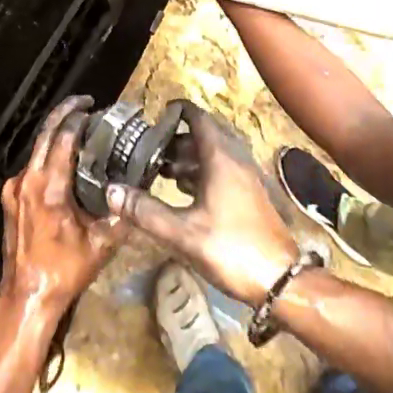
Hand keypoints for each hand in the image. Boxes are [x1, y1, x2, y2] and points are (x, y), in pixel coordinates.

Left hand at [0, 95, 127, 311]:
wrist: (26, 297)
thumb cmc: (64, 270)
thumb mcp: (101, 243)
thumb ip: (120, 214)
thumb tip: (138, 192)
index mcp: (48, 186)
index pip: (63, 137)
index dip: (78, 117)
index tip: (94, 107)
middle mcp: (27, 179)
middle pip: (45, 134)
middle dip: (64, 113)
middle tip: (85, 103)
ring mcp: (14, 188)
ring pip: (37, 150)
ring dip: (56, 135)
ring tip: (81, 130)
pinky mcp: (10, 198)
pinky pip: (32, 167)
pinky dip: (48, 156)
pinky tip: (65, 161)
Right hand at [105, 103, 297, 306]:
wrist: (280, 280)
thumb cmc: (231, 249)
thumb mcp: (183, 233)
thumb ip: (146, 211)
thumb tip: (111, 191)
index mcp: (220, 157)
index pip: (198, 117)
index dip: (177, 111)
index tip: (155, 115)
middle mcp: (235, 159)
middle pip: (204, 134)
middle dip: (177, 139)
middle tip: (151, 151)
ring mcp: (246, 176)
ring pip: (214, 153)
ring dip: (189, 156)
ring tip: (162, 171)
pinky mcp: (250, 193)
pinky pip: (223, 169)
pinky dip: (202, 170)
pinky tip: (185, 190)